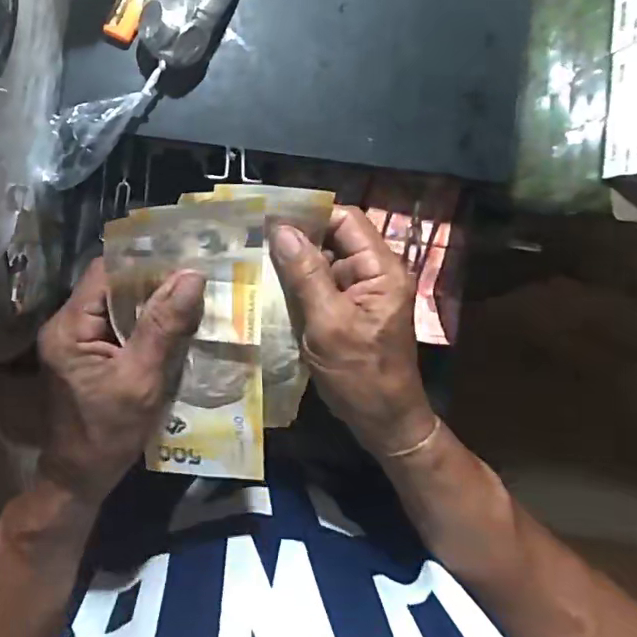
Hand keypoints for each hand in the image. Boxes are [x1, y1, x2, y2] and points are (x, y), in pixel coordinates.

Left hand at [36, 258, 204, 503]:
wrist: (81, 476)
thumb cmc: (109, 432)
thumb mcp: (142, 378)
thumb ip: (163, 326)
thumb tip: (191, 276)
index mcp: (69, 327)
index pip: (104, 272)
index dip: (142, 262)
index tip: (181, 257)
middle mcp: (65, 324)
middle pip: (109, 283)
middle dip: (151, 279)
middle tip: (192, 274)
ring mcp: (73, 338)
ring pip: (115, 301)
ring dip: (149, 299)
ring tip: (188, 292)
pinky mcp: (85, 351)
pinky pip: (115, 321)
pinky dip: (142, 319)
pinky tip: (171, 320)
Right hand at [268, 206, 437, 455]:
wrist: (383, 422)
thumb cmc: (361, 374)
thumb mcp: (328, 323)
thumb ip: (306, 274)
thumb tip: (280, 229)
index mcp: (381, 269)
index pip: (346, 220)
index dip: (309, 214)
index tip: (269, 217)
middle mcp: (374, 273)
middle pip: (332, 237)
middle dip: (295, 237)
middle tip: (252, 237)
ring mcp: (360, 291)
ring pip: (322, 260)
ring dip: (292, 261)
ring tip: (253, 257)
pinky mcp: (346, 309)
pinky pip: (319, 284)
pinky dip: (295, 283)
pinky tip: (266, 285)